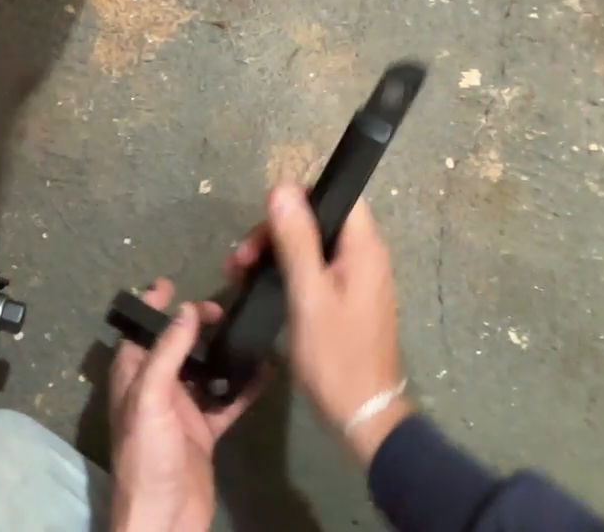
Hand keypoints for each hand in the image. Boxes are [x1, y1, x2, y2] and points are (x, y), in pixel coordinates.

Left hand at [108, 278, 260, 531]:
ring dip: (220, 354)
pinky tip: (264, 373)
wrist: (164, 519)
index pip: (139, 330)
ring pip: (202, 371)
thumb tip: (186, 310)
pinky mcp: (202, 432)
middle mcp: (155, 388)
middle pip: (174, 346)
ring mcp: (180, 410)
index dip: (150, 306)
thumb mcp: (150, 398)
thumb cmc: (147, 454)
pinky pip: (224, 402)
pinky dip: (241, 388)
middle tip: (220, 310)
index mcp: (132, 376)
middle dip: (193, 325)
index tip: (170, 284)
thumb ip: (167, 353)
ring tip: (245, 333)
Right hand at [225, 186, 410, 467]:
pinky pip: (312, 267)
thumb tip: (281, 188)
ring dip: (274, 251)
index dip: (301, 196)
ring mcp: (354, 278)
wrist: (362, 415)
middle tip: (243, 256)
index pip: (337, 194)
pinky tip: (256, 284)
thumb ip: (296, 239)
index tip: (265, 216)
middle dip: (276, 229)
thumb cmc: (336, 355)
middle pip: (317, 219)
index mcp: (363, 249)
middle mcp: (364, 256)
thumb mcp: (308, 294)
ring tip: (239, 272)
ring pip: (310, 243)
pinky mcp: (344, 298)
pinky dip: (285, 270)